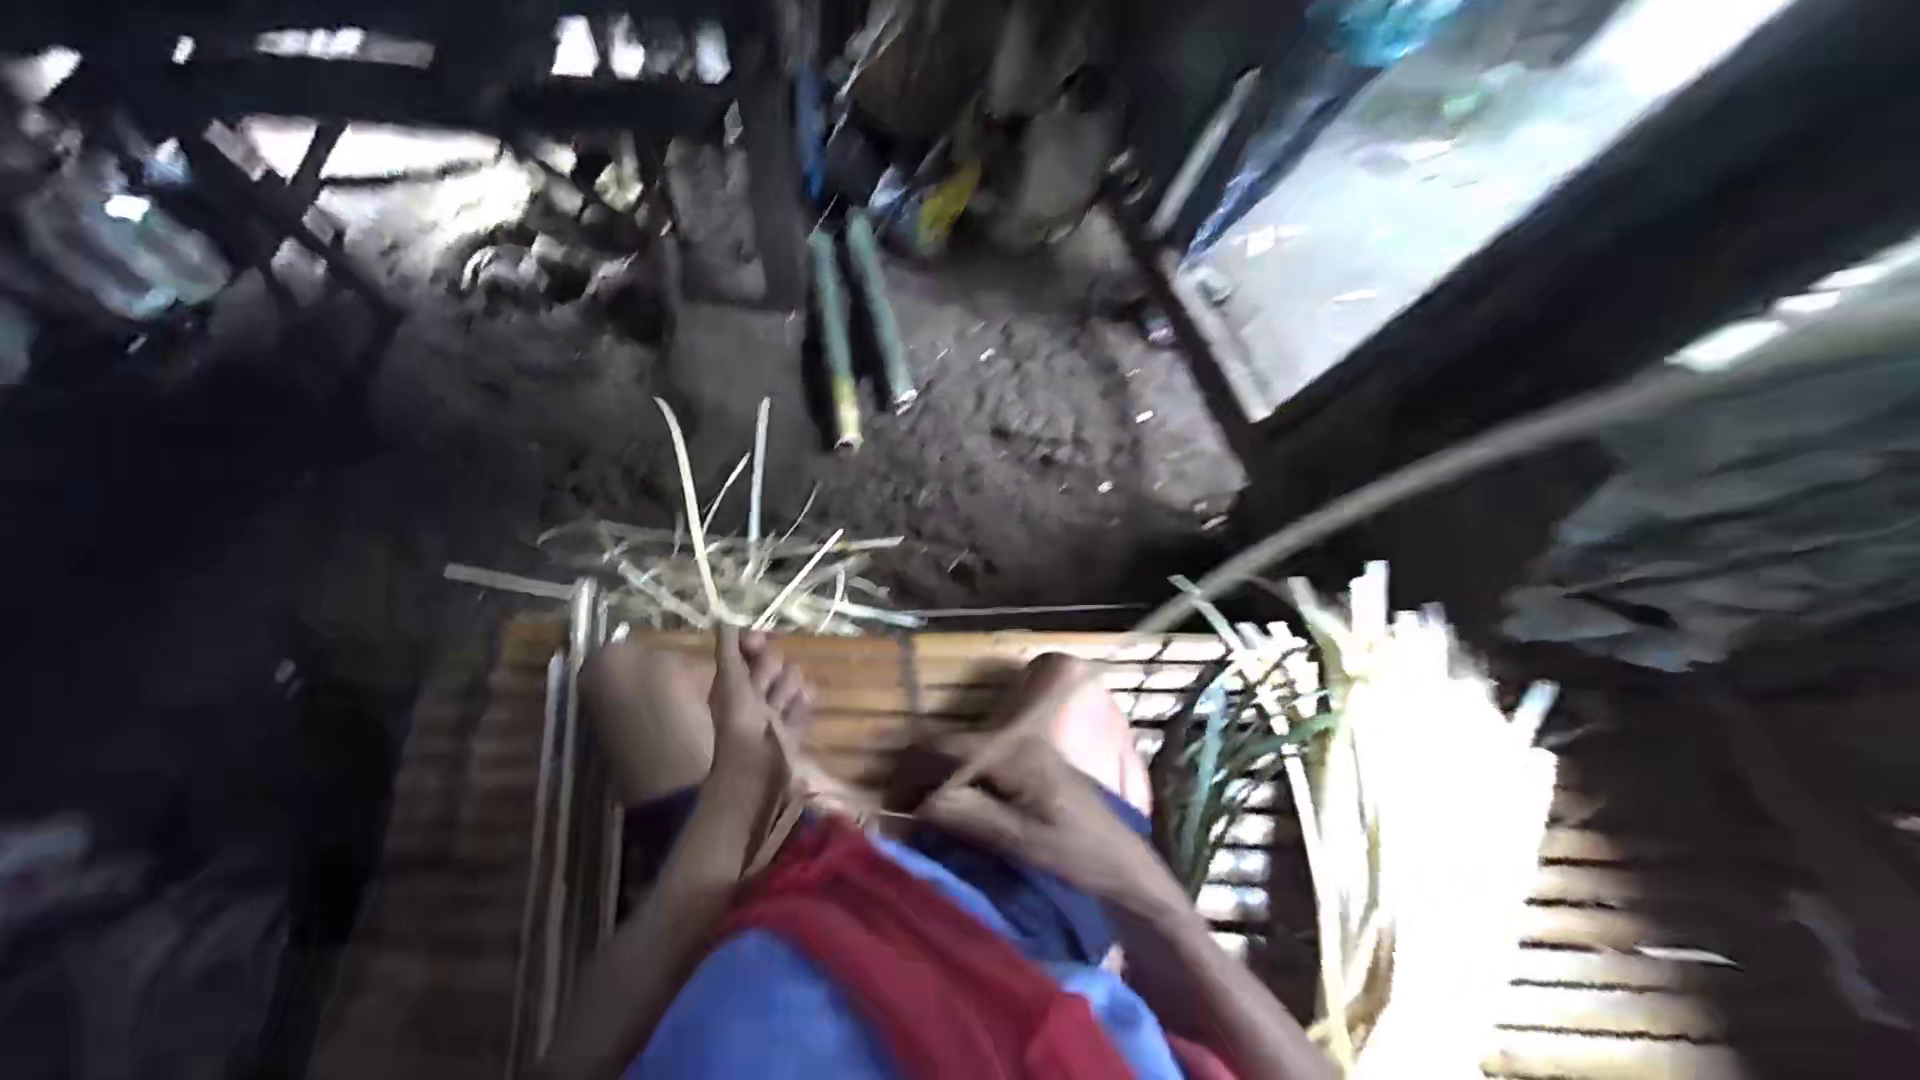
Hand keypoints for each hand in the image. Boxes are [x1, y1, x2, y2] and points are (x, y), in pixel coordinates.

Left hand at [707, 626, 812, 776]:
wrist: (756, 767)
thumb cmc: (738, 720)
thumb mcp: (729, 679)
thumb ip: (728, 650)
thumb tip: (724, 618)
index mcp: (735, 681)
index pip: (750, 649)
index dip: (755, 643)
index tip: (758, 642)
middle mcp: (755, 692)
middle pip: (775, 661)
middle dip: (772, 670)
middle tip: (763, 687)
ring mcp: (776, 709)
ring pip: (793, 679)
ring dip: (788, 689)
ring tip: (779, 708)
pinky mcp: (795, 724)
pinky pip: (807, 701)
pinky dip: (803, 705)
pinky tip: (795, 713)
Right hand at [919, 730, 1188, 919]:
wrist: (1122, 861)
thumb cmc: (1077, 854)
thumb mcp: (1021, 841)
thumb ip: (970, 816)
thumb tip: (919, 802)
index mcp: (1014, 751)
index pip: (944, 747)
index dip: (910, 771)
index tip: (892, 807)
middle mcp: (1015, 737)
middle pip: (948, 744)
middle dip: (918, 773)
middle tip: (901, 813)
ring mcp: (1021, 745)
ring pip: (959, 751)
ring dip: (935, 776)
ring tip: (919, 813)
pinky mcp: (1024, 758)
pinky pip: (976, 760)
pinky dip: (954, 778)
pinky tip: (949, 806)